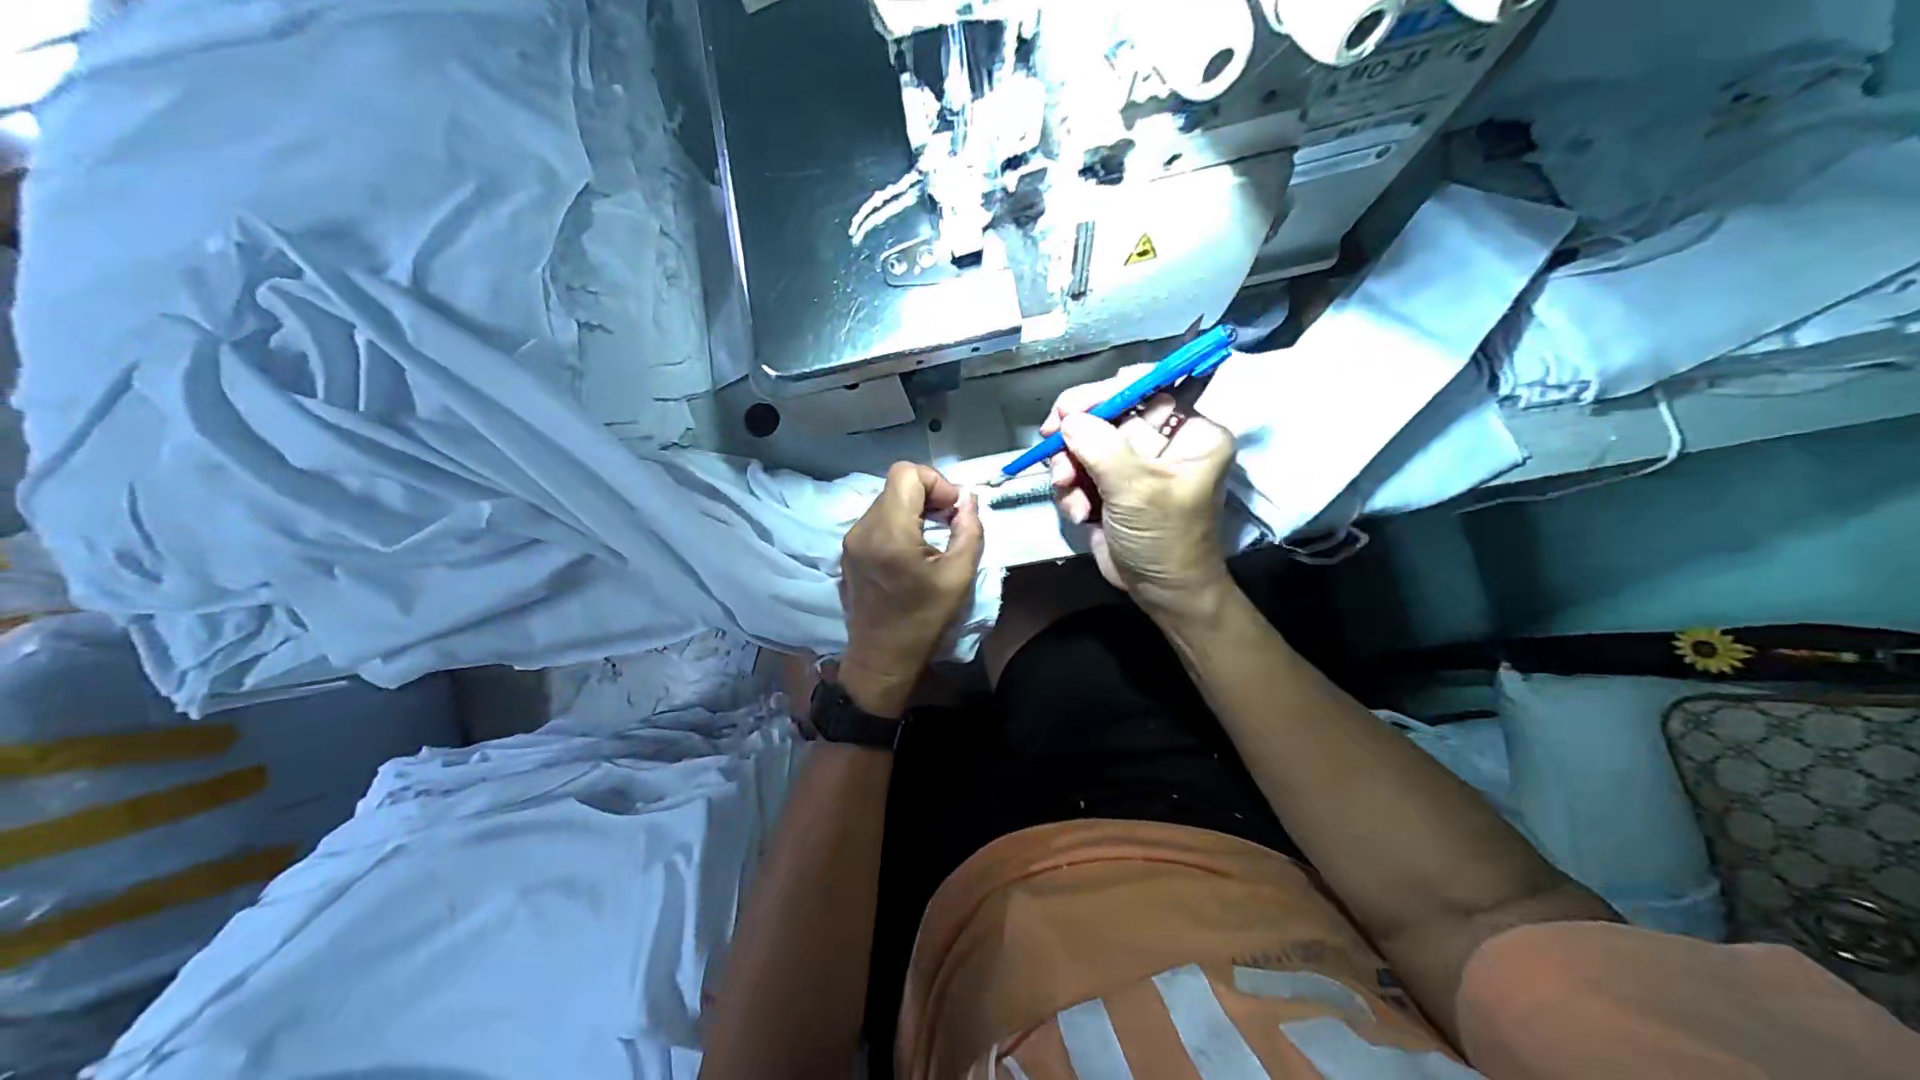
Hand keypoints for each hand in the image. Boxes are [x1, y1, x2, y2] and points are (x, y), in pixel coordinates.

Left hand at [838, 463, 984, 716]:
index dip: (936, 483)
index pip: (906, 473)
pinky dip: (899, 523)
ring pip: (886, 500)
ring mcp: (851, 539)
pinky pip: (876, 519)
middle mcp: (863, 528)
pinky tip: (912, 550)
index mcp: (889, 531)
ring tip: (933, 537)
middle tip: (949, 523)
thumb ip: (969, 530)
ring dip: (913, 509)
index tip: (953, 512)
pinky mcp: (849, 550)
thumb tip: (968, 500)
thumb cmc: (924, 619)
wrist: (883, 657)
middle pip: (896, 485)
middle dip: (928, 495)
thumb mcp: (959, 575)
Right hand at [1044, 377, 1235, 619]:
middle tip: (1050, 443)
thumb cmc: (1165, 539)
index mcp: (1190, 432)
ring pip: (1086, 445)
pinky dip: (1072, 491)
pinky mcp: (1111, 486)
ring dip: (1070, 469)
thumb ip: (1101, 448)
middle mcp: (1163, 441)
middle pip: (1107, 417)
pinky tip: (1079, 513)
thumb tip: (1069, 420)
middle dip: (1077, 438)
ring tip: (1068, 491)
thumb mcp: (1137, 490)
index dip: (1103, 395)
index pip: (1143, 391)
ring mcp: (1133, 465)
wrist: (1160, 592)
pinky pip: (1079, 472)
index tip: (1068, 408)